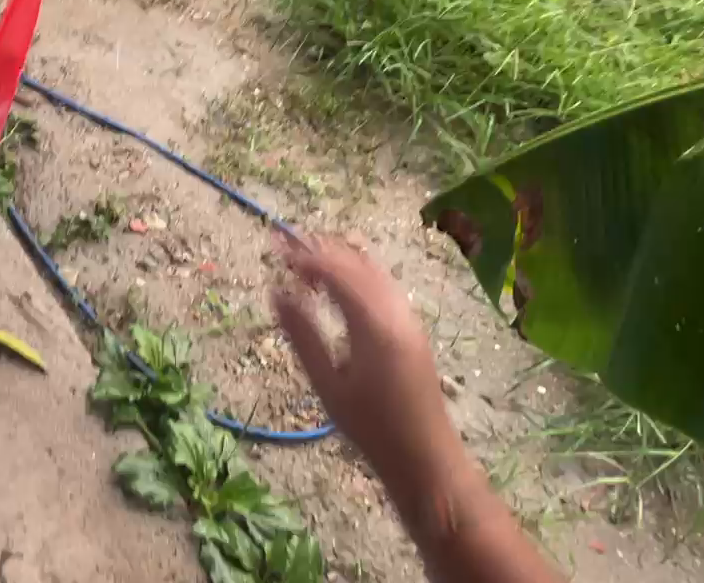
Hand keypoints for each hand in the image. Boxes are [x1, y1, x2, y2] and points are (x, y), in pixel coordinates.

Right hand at [270, 234, 462, 505]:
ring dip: (339, 255)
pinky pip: (382, 282)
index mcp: (373, 324)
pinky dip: (356, 269)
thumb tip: (276, 292)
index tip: (276, 251)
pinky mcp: (412, 326)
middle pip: (354, 263)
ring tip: (306, 256)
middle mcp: (395, 312)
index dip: (304, 257)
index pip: (335, 271)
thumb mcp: (327, 384)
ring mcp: (408, 317)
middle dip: (319, 248)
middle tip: (284, 244)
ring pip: (372, 269)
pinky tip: (339, 279)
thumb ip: (302, 335)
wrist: (427, 460)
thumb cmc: (371, 428)